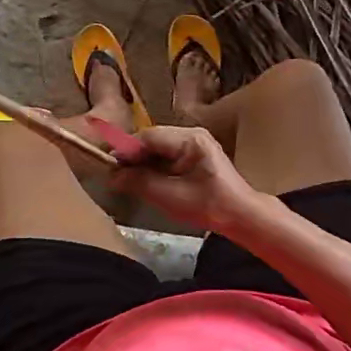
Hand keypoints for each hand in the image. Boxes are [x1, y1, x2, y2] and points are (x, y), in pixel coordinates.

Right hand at [110, 126, 264, 232]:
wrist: (242, 216)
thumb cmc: (209, 206)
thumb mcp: (170, 197)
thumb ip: (140, 182)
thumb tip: (113, 176)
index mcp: (190, 139)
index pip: (149, 137)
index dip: (126, 150)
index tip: (109, 165)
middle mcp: (192, 134)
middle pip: (152, 139)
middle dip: (133, 155)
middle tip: (116, 173)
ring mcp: (195, 142)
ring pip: (158, 146)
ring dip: (142, 160)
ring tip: (127, 178)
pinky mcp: (195, 153)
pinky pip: (167, 153)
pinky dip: (154, 164)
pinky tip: (146, 178)